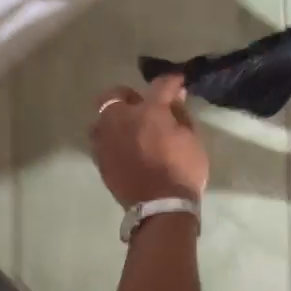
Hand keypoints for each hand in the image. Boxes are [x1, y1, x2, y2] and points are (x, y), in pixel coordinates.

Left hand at [90, 76, 208, 206]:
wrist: (161, 209)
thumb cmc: (182, 169)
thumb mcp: (190, 137)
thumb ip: (180, 113)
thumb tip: (175, 97)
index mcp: (148, 111)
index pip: (160, 85)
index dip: (172, 81)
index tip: (179, 83)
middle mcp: (120, 121)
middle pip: (114, 95)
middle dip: (129, 95)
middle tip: (145, 105)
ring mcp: (106, 142)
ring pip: (102, 118)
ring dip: (116, 117)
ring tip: (132, 127)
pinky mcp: (100, 161)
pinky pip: (102, 140)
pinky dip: (113, 138)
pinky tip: (128, 146)